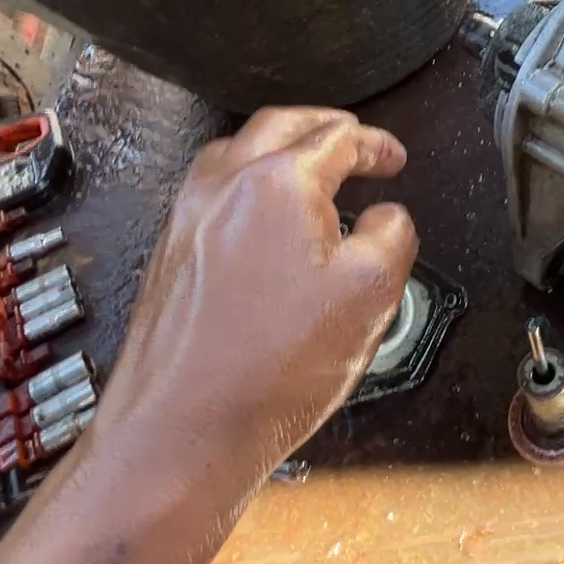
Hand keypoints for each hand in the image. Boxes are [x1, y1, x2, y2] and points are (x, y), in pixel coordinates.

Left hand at [0, 108, 416, 563]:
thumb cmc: (270, 368)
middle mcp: (223, 187)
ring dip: (282, 148)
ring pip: (237, 151)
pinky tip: (270, 222)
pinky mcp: (169, 255)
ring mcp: (187, 219)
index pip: (338, 137)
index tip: (394, 159)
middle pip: (280, 125)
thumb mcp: (372, 292)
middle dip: (325, 127)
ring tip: (313, 172)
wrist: (177, 438)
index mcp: (277, 183)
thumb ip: (394, 235)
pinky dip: (250, 183)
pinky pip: (214, 192)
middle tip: (356, 142)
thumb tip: (387, 218)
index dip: (377, 144)